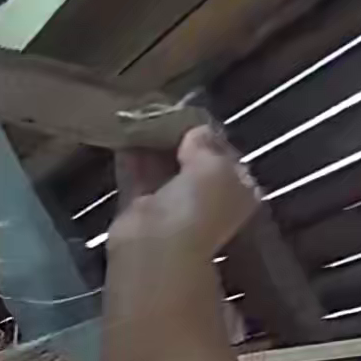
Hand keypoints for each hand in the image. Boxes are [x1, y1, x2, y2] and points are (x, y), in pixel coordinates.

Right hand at [109, 126, 260, 256]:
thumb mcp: (214, 167)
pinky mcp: (135, 208)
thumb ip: (206, 145)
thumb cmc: (197, 207)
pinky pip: (135, 178)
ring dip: (152, 148)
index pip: (224, 155)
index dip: (211, 136)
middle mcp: (203, 196)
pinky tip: (124, 139)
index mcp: (236, 188)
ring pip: (160, 168)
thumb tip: (197, 130)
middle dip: (178, 141)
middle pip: (190, 162)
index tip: (195, 116)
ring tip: (143, 120)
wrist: (153, 247)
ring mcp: (167, 203)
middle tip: (166, 114)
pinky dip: (130, 160)